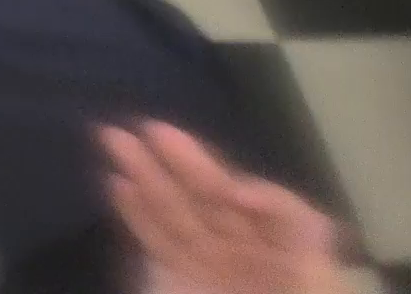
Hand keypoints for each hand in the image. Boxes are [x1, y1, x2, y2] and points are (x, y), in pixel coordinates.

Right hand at [99, 122, 345, 293]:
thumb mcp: (292, 286)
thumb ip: (288, 240)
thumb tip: (264, 201)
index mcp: (297, 277)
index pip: (294, 224)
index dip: (266, 200)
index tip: (230, 196)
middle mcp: (254, 267)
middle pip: (224, 207)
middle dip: (188, 166)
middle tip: (150, 132)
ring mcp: (208, 272)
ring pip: (179, 213)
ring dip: (145, 174)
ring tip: (113, 138)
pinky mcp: (169, 276)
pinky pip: (153, 237)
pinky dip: (134, 210)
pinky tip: (116, 184)